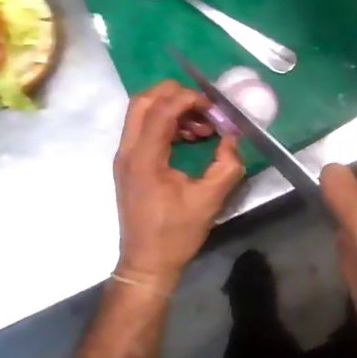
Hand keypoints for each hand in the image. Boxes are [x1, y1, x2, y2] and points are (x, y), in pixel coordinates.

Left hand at [112, 80, 244, 291]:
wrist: (146, 264)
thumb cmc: (176, 234)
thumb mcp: (210, 200)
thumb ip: (226, 165)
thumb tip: (232, 138)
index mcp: (144, 159)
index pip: (161, 109)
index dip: (188, 99)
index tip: (213, 107)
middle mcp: (128, 151)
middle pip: (142, 100)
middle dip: (174, 93)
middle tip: (203, 106)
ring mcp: (124, 156)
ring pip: (140, 111)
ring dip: (170, 108)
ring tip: (201, 126)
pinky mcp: (128, 163)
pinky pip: (142, 127)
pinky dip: (165, 122)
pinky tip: (189, 137)